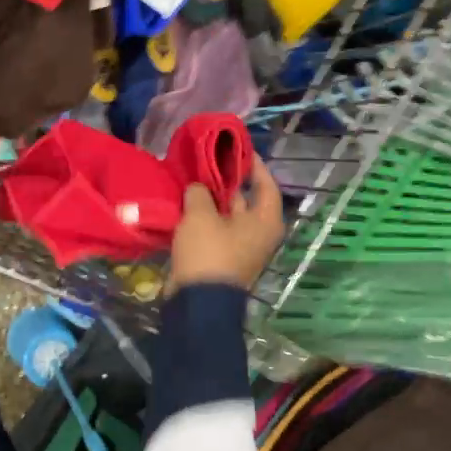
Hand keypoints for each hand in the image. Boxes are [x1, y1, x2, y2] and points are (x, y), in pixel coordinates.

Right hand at [168, 156, 283, 291]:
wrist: (199, 301)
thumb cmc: (209, 252)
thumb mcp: (200, 215)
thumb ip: (200, 193)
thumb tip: (198, 187)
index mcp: (265, 220)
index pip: (266, 184)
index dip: (254, 166)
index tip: (238, 149)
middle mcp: (259, 233)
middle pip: (245, 200)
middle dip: (226, 182)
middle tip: (206, 162)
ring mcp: (241, 248)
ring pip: (227, 216)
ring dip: (210, 200)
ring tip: (190, 181)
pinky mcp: (222, 258)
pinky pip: (215, 231)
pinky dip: (203, 218)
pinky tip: (184, 206)